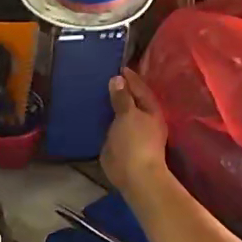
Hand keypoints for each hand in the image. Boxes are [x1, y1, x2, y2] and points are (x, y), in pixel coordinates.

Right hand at [101, 67, 169, 198]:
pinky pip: (109, 126)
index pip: (140, 88)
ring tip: (96, 93)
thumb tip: (117, 79)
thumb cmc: (135, 142)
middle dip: (120, 90)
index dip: (130, 78)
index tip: (118, 66)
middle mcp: (142, 119)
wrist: (134, 174)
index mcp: (150, 110)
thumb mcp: (128, 115)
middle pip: (130, 101)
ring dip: (110, 105)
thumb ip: (122, 98)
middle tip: (104, 77)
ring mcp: (130, 132)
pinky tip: (92, 113)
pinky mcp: (118, 143)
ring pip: (119, 114)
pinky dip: (103, 119)